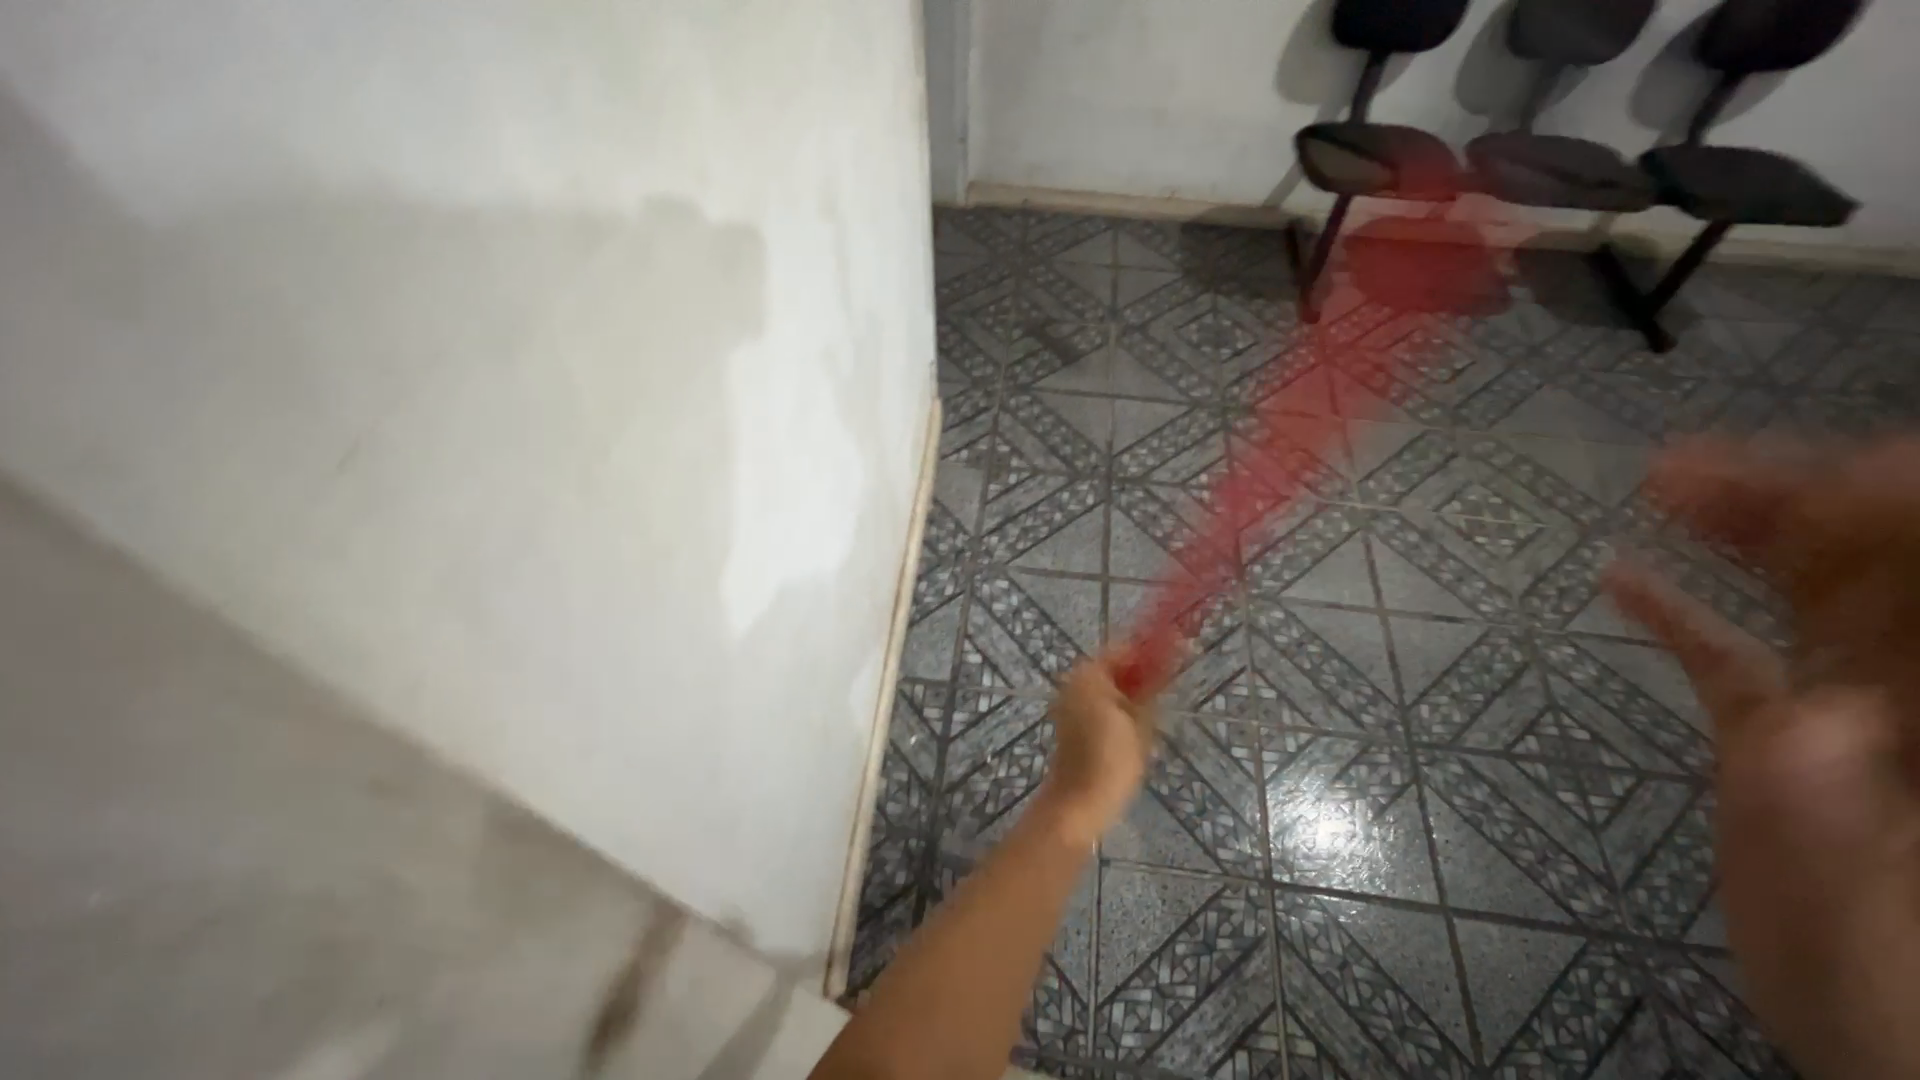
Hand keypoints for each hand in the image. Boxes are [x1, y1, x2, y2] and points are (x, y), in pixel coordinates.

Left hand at [1041, 650, 1162, 846]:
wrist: (1080, 801)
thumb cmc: (1113, 758)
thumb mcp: (1141, 722)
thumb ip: (1151, 690)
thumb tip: (1163, 668)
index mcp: (1089, 675)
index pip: (1123, 650)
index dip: (1149, 651)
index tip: (1174, 651)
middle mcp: (1073, 683)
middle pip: (1111, 668)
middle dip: (1138, 673)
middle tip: (1167, 682)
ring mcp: (1066, 703)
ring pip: (1103, 688)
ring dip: (1127, 691)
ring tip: (1155, 705)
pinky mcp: (1067, 724)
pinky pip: (1096, 704)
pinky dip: (1115, 707)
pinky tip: (1135, 722)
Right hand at [1607, 436, 1919, 1079]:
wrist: (1884, 1053)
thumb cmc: (1895, 1005)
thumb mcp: (1869, 926)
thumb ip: (1830, 822)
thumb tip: (1796, 723)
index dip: (1889, 516)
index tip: (1815, 477)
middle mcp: (1908, 695)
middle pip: (1870, 569)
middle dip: (1788, 502)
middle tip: (1680, 465)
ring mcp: (1841, 715)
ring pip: (1802, 598)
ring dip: (1731, 536)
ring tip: (1655, 485)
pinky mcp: (1774, 742)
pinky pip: (1726, 657)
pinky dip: (1674, 615)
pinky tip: (1621, 578)